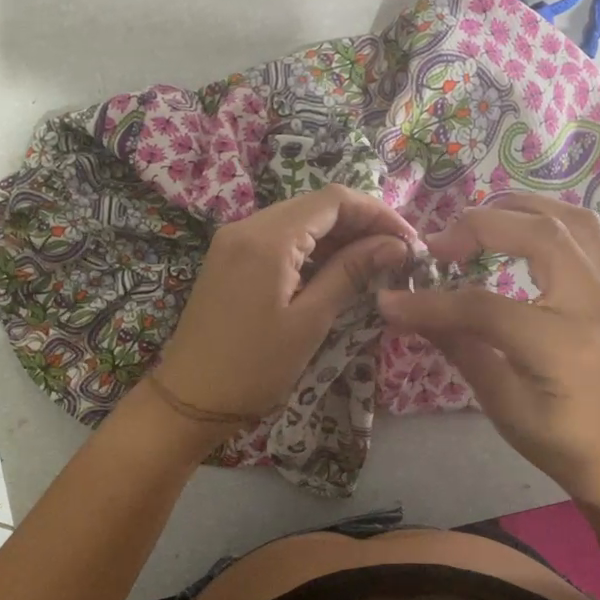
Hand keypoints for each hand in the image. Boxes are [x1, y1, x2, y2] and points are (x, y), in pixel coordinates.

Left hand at [149, 184, 412, 435]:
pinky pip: (277, 238)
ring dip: (337, 236)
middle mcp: (246, 226)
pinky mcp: (228, 258)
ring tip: (373, 266)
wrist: (190, 398)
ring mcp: (232, 241)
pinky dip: (310, 249)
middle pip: (315, 205)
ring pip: (297, 220)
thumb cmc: (254, 368)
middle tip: (396, 255)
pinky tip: (334, 272)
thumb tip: (394, 244)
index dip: (378, 214)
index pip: (334, 200)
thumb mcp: (310, 321)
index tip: (409, 242)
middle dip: (361, 224)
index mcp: (268, 238)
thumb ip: (350, 273)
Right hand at [377, 194, 599, 491]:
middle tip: (438, 245)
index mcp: (563, 346)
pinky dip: (545, 217)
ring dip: (517, 209)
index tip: (392, 299)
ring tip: (473, 222)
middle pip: (540, 236)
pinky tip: (512, 225)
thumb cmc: (553, 435)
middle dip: (480, 228)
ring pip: (569, 220)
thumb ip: (457, 346)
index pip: (487, 307)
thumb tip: (403, 309)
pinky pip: (584, 231)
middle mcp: (594, 306)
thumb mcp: (498, 401)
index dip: (433, 301)